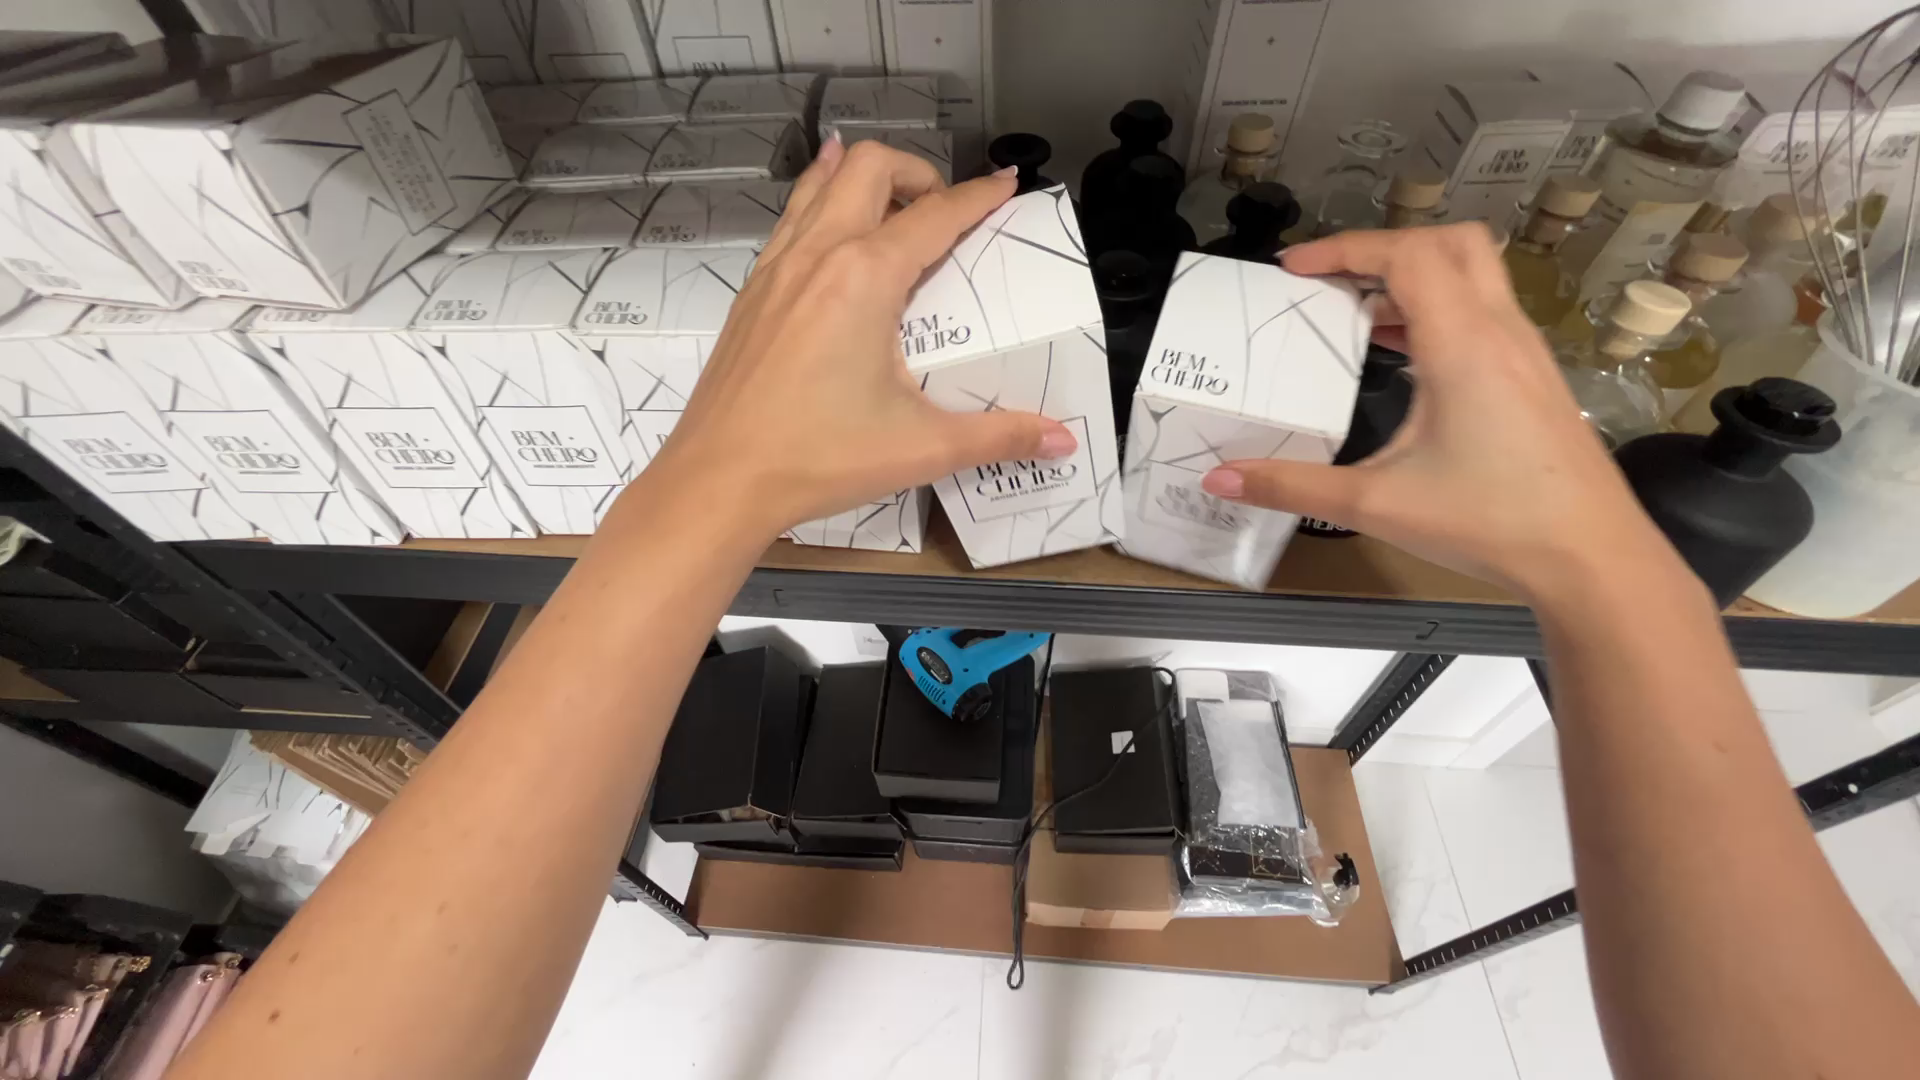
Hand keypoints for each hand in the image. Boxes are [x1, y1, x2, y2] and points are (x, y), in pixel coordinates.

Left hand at [645, 137, 1077, 537]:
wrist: (720, 481)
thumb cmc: (821, 459)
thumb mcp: (922, 448)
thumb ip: (999, 437)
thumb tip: (1061, 442)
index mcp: (866, 278)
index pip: (936, 215)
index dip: (978, 196)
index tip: (1005, 185)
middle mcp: (818, 255)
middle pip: (870, 168)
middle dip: (918, 172)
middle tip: (945, 210)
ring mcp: (776, 269)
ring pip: (820, 184)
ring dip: (863, 177)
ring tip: (893, 198)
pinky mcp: (751, 294)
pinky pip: (790, 220)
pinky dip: (820, 203)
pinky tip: (832, 234)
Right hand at [1199, 224, 1677, 601]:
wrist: (1592, 558)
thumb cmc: (1489, 522)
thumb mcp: (1373, 505)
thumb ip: (1290, 487)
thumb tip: (1218, 478)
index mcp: (1463, 347)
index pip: (1407, 257)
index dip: (1345, 249)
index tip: (1293, 266)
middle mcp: (1500, 333)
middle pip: (1451, 244)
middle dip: (1383, 247)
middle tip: (1328, 278)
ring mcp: (1524, 352)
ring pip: (1473, 274)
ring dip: (1411, 276)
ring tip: (1353, 310)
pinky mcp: (1531, 377)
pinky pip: (1482, 312)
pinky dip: (1435, 308)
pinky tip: (1400, 354)